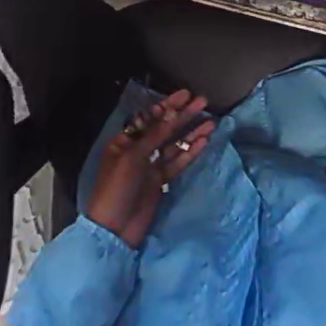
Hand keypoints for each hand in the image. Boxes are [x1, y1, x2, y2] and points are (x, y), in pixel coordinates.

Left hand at [86, 91, 213, 248]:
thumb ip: (153, 136)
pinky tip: (204, 141)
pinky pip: (177, 162)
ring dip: (191, 133)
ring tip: (211, 122)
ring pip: (174, 145)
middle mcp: (138, 150)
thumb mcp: (132, 158)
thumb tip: (170, 113)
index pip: (149, 117)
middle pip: (164, 128)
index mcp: (125, 141)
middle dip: (183, 115)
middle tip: (203, 102)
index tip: (185, 95)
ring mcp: (150, 166)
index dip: (167, 105)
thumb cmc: (116, 189)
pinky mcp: (160, 182)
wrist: (114, 229)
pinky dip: (190, 152)